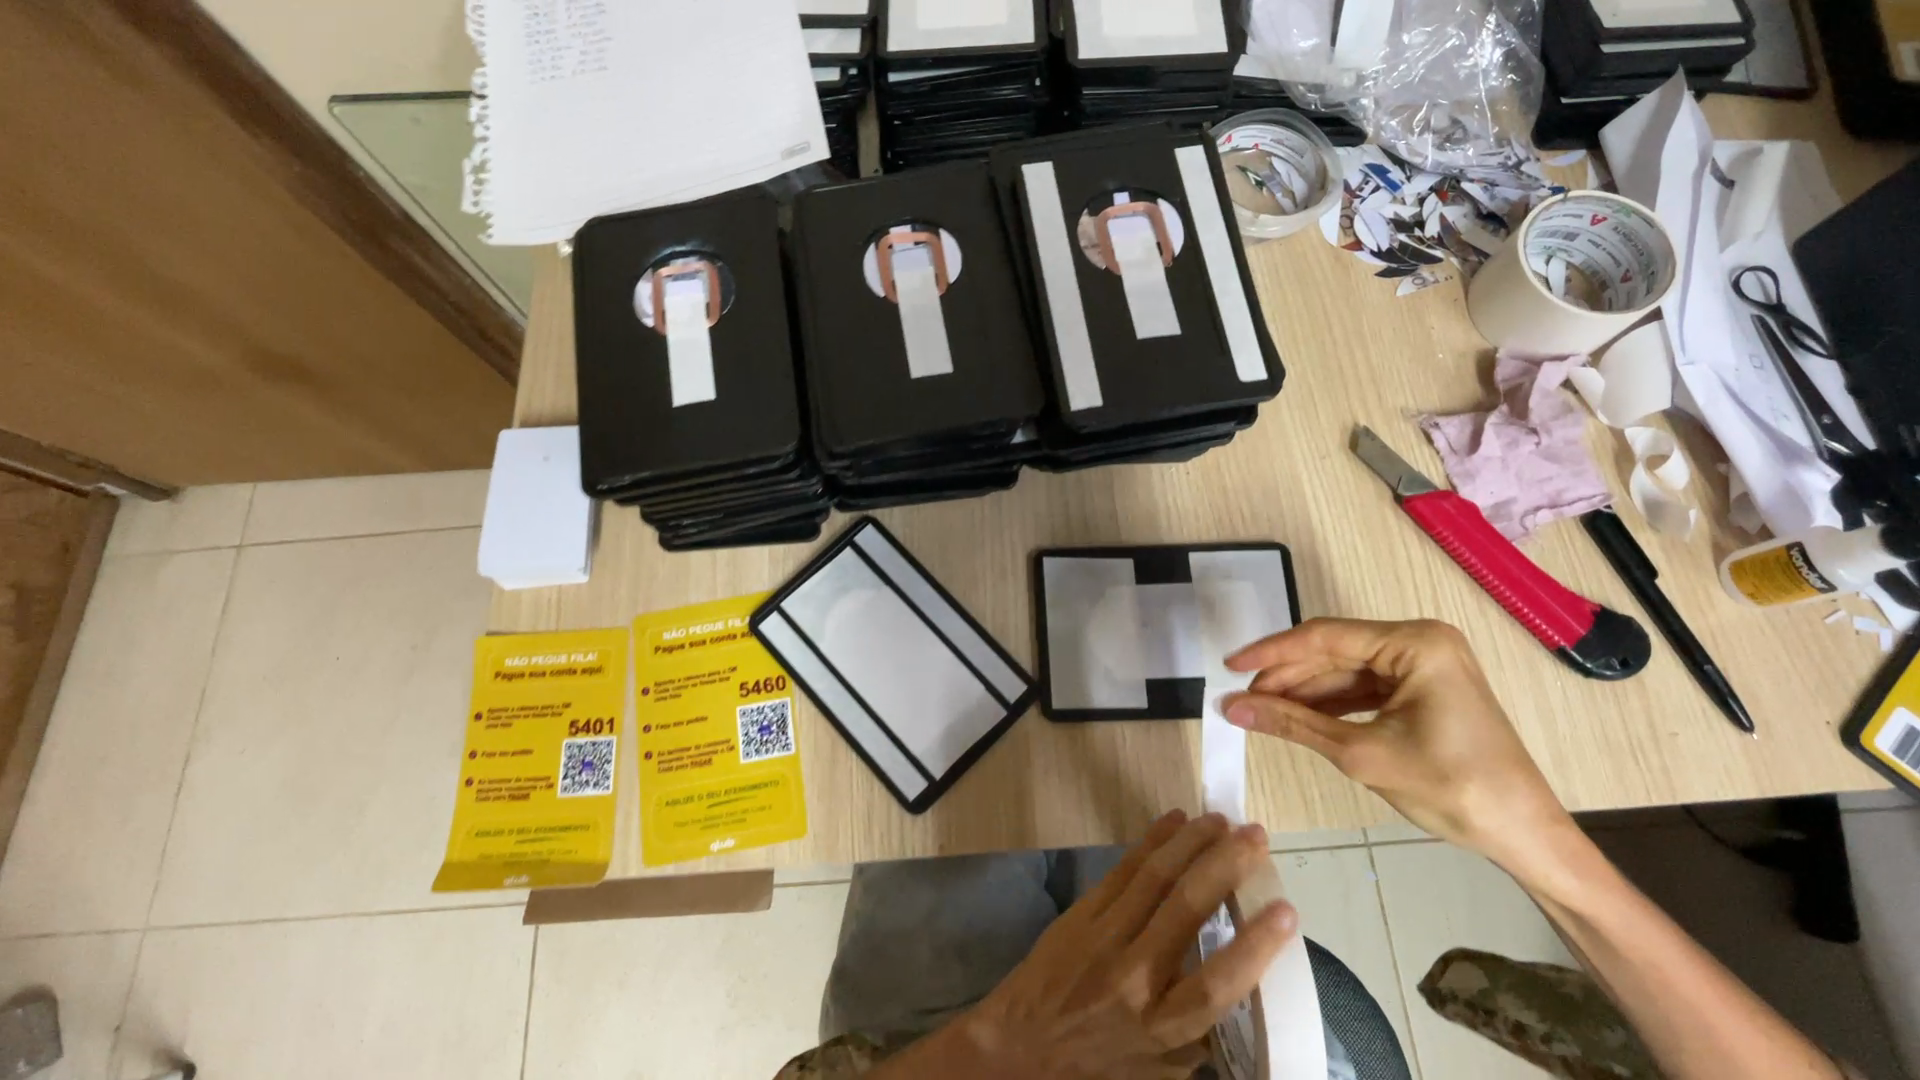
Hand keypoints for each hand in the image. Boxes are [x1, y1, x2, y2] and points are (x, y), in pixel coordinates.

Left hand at [952, 811, 1297, 1079]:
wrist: (1019, 1046)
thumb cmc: (1099, 1062)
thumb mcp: (1160, 1069)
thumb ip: (1202, 1032)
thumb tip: (1245, 984)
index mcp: (1162, 1026)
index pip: (1217, 983)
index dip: (1255, 946)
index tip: (1286, 910)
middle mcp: (1135, 978)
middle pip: (1187, 909)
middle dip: (1226, 865)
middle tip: (1256, 837)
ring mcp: (1103, 939)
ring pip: (1154, 878)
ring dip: (1192, 842)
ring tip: (1221, 820)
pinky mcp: (1080, 914)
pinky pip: (1123, 870)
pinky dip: (1152, 842)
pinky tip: (1175, 822)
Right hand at [1221, 618, 1577, 874]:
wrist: (1522, 832)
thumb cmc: (1450, 786)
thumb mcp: (1361, 753)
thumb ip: (1292, 724)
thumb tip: (1232, 708)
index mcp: (1416, 643)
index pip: (1325, 637)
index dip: (1272, 652)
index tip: (1229, 665)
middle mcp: (1420, 642)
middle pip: (1334, 651)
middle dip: (1286, 676)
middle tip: (1241, 698)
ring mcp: (1423, 665)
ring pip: (1345, 671)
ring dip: (1304, 692)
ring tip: (1259, 711)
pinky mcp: (1423, 690)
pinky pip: (1364, 689)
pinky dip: (1329, 704)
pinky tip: (1295, 717)